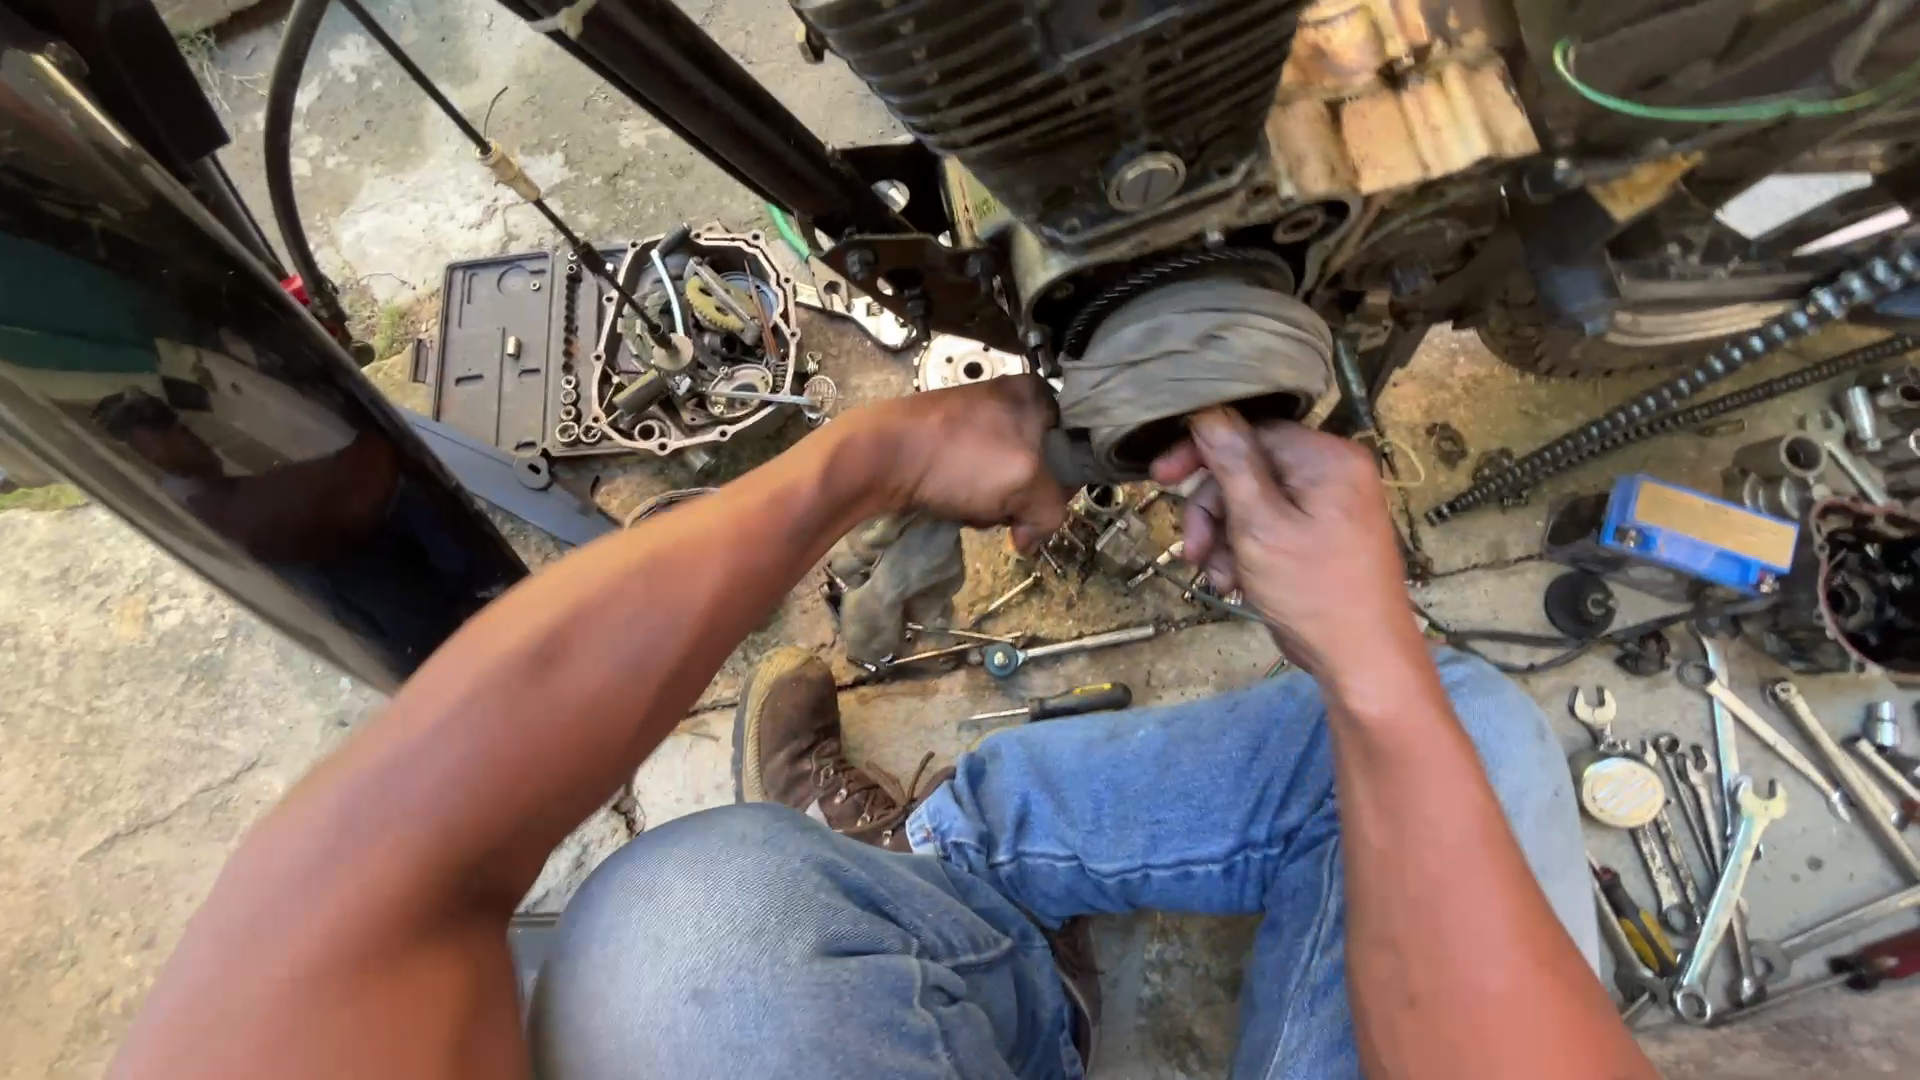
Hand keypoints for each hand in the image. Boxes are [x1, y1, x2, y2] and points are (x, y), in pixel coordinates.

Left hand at [866, 375, 1067, 550]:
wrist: (882, 456)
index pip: (1073, 447)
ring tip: (970, 505)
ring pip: (1004, 476)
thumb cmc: (960, 458)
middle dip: (1020, 496)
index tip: (1042, 504)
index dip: (1061, 484)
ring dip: (991, 501)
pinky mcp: (946, 440)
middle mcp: (1008, 399)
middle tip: (1000, 506)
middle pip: (1037, 466)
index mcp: (1036, 393)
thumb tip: (1029, 541)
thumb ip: (1049, 512)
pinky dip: (968, 495)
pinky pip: (974, 476)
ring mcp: (974, 419)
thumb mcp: (1024, 484)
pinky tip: (951, 500)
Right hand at [1151, 408, 1420, 685]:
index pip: (1249, 431)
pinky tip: (1233, 581)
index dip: (1201, 451)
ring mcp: (1323, 505)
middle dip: (1211, 511)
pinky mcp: (1314, 534)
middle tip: (1190, 546)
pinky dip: (1241, 552)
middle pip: (1244, 469)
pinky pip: (1263, 527)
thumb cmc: (1312, 589)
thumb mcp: (1260, 524)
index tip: (1162, 476)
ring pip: (1247, 503)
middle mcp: (1328, 472)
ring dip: (1221, 538)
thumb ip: (1232, 464)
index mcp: (1325, 457)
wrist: (1360, 658)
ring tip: (1217, 575)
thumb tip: (1208, 411)